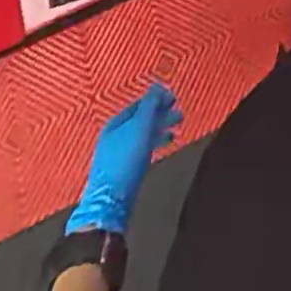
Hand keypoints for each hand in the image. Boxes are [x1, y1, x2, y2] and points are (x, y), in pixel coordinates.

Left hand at [66, 82, 182, 234]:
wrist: (110, 205)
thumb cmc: (126, 160)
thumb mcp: (141, 127)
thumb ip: (150, 105)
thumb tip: (159, 84)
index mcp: (116, 123)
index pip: (140, 104)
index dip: (157, 99)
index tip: (174, 98)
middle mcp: (114, 136)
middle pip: (141, 119)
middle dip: (161, 114)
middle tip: (180, 114)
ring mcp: (117, 154)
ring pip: (142, 135)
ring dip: (160, 129)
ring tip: (176, 130)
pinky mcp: (122, 171)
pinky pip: (142, 149)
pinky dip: (154, 143)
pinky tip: (163, 147)